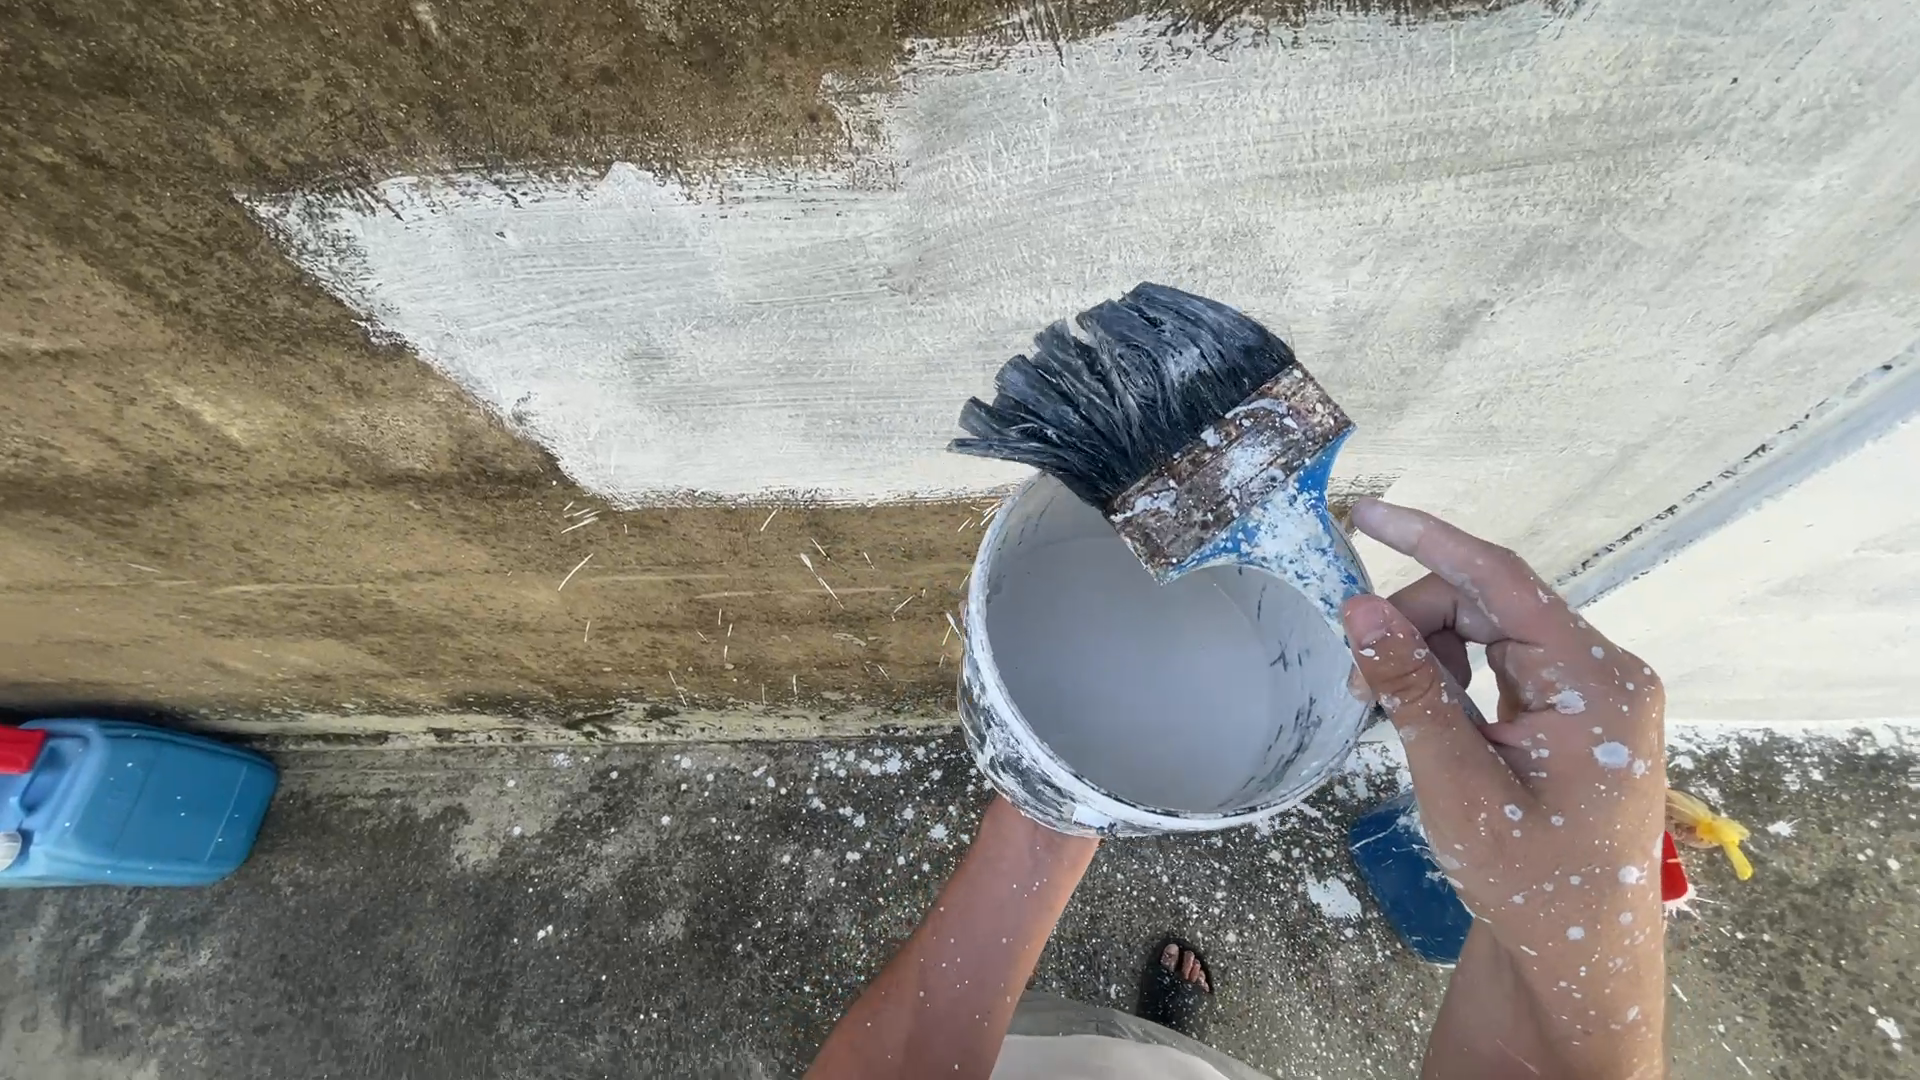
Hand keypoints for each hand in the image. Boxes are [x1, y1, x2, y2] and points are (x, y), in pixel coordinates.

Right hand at [1342, 498, 1665, 1077]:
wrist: (1572, 947)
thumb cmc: (1526, 874)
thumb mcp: (1456, 780)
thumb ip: (1410, 687)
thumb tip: (1357, 607)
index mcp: (1592, 682)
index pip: (1500, 579)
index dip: (1427, 538)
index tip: (1363, 514)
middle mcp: (1596, 670)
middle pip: (1482, 602)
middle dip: (1410, 623)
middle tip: (1357, 676)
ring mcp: (1582, 687)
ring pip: (1479, 626)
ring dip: (1420, 650)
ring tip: (1381, 700)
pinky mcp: (1562, 706)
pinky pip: (1489, 658)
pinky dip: (1440, 670)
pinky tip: (1416, 704)